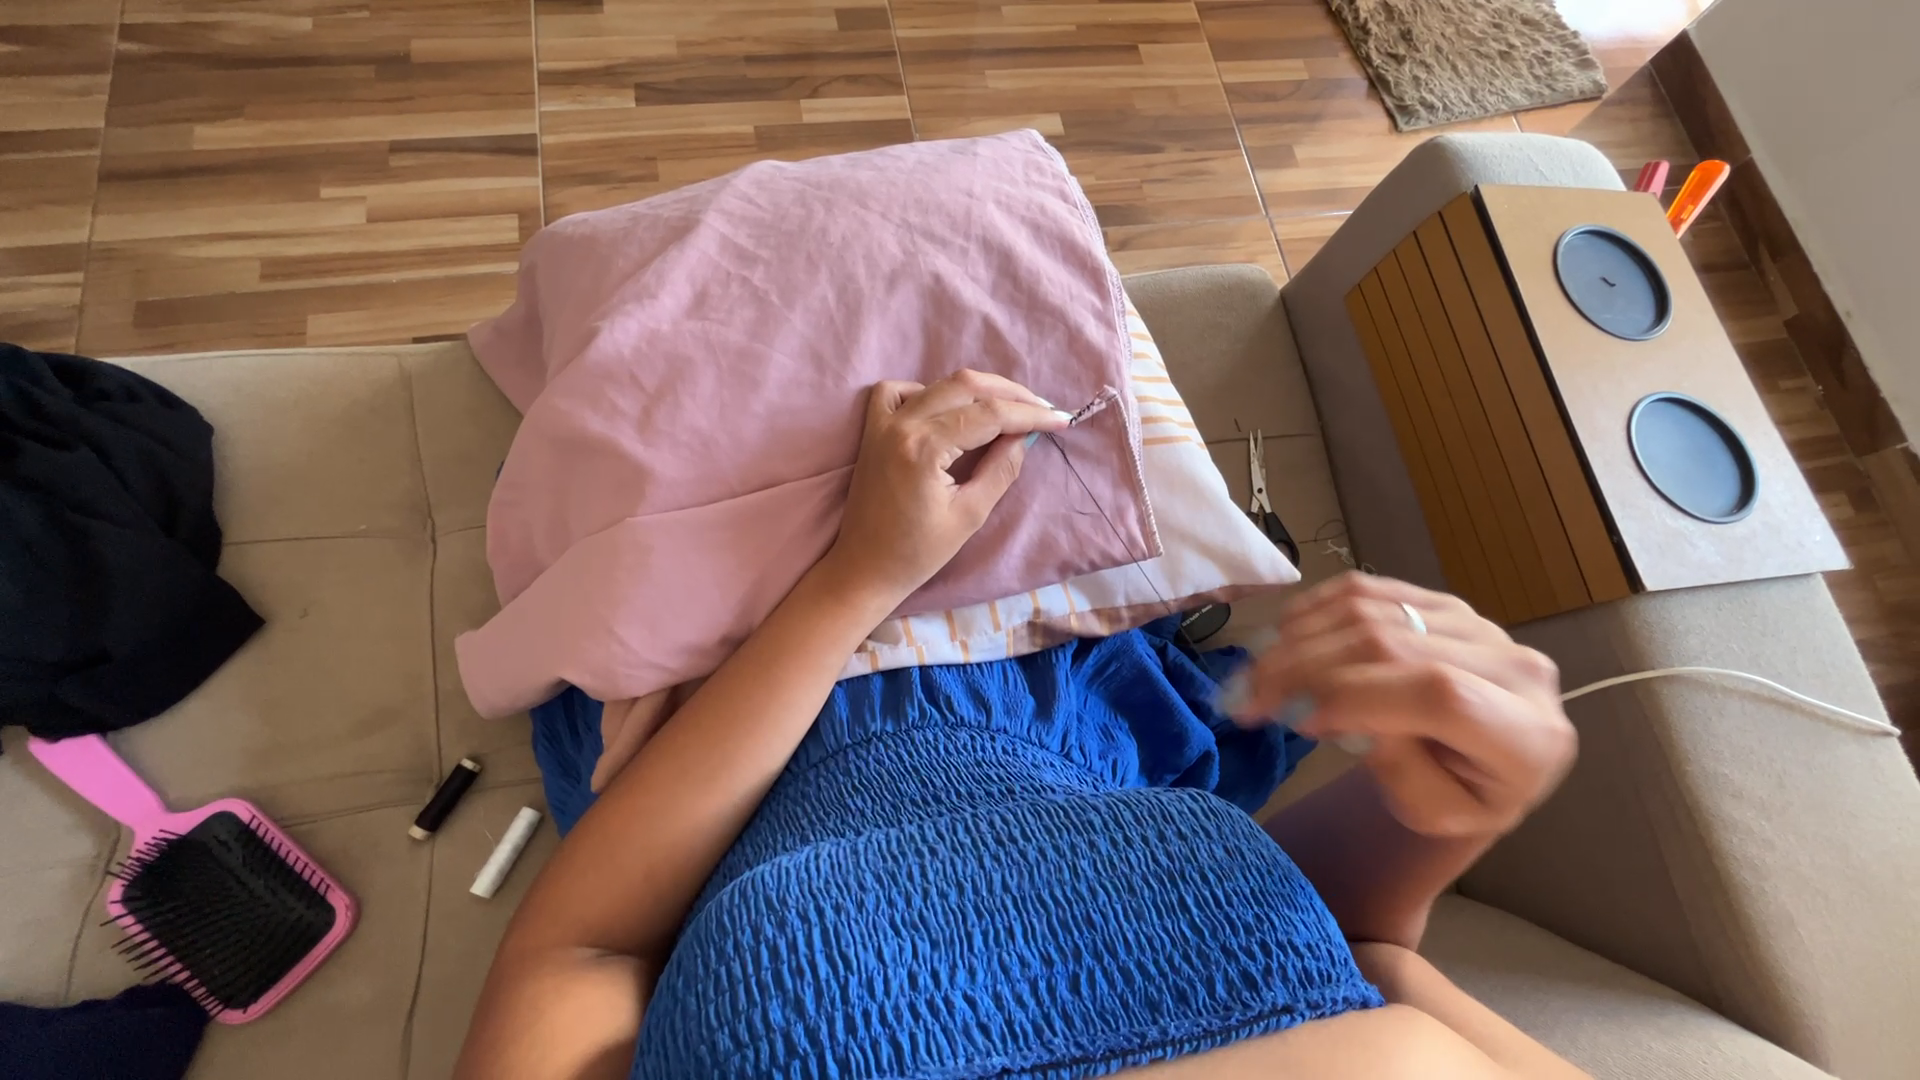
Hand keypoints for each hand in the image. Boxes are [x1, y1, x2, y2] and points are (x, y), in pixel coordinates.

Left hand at [823, 370, 1069, 605]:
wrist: (864, 568)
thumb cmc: (918, 552)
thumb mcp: (970, 515)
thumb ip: (1001, 469)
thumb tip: (1025, 435)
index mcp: (925, 448)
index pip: (990, 414)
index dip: (1030, 414)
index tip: (1061, 420)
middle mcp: (902, 424)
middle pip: (966, 385)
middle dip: (1010, 393)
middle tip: (1041, 408)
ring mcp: (882, 423)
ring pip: (938, 384)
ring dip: (977, 389)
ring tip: (1007, 407)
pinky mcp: (872, 430)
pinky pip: (897, 391)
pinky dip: (925, 391)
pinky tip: (945, 410)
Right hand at [1226, 573, 1575, 838]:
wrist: (1484, 761)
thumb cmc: (1459, 795)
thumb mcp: (1434, 811)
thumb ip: (1400, 769)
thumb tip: (1339, 712)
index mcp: (1527, 734)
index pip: (1439, 697)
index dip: (1358, 698)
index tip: (1298, 722)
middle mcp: (1514, 665)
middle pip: (1392, 645)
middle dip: (1304, 669)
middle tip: (1246, 697)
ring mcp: (1478, 623)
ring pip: (1369, 612)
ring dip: (1297, 640)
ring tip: (1254, 673)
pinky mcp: (1441, 601)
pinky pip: (1365, 589)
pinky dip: (1312, 609)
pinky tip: (1281, 637)